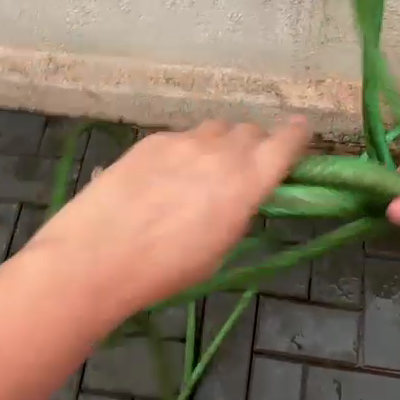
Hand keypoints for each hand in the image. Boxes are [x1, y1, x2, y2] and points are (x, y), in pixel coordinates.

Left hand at [22, 118, 308, 318]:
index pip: (285, 143)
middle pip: (250, 132)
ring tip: (202, 170)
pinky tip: (163, 177)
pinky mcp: (153, 139)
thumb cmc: (165, 270)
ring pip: (215, 130)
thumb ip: (236, 211)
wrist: (99, 254)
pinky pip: (182, 137)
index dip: (296, 135)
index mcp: (246, 182)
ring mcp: (185, 140)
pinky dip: (185, 150)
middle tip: (243, 167)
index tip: (301, 130)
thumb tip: (240, 194)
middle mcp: (221, 151)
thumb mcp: (218, 249)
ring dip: (219, 144)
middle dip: (253, 145)